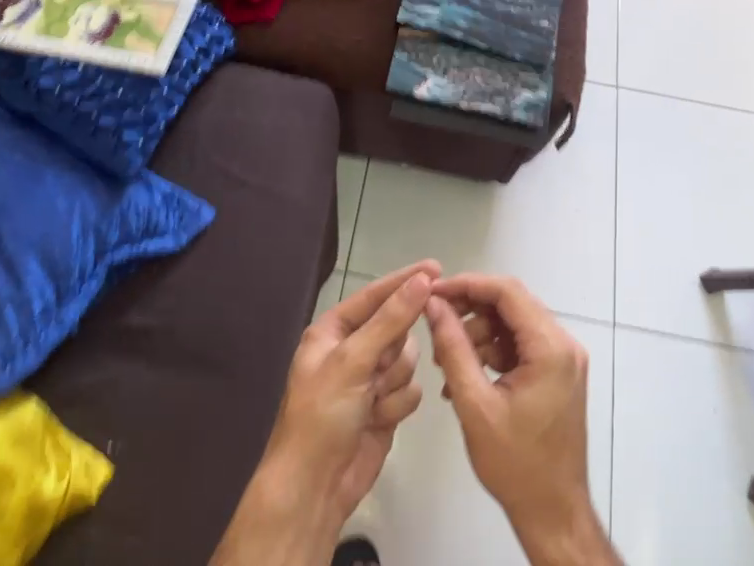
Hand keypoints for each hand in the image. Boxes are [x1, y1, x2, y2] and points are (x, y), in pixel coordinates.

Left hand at [212, 261, 438, 564]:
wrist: (316, 485)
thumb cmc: (322, 415)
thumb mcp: (352, 361)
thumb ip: (390, 320)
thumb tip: (421, 281)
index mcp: (332, 332)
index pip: (374, 296)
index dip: (404, 281)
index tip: (436, 267)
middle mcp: (351, 351)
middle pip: (397, 329)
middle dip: (393, 350)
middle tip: (377, 371)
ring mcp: (369, 380)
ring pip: (408, 360)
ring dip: (392, 382)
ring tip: (370, 402)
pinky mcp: (385, 406)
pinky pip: (410, 390)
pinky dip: (396, 405)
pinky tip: (378, 420)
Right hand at [427, 275, 617, 565]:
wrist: (552, 512)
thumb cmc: (514, 463)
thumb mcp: (474, 404)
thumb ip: (453, 347)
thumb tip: (433, 304)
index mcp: (551, 348)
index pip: (507, 292)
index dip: (466, 285)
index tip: (432, 293)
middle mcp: (564, 345)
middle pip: (511, 305)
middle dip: (469, 312)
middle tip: (434, 329)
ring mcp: (564, 360)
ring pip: (513, 324)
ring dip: (477, 335)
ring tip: (447, 365)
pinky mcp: (558, 374)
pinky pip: (520, 346)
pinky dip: (492, 353)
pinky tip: (465, 377)